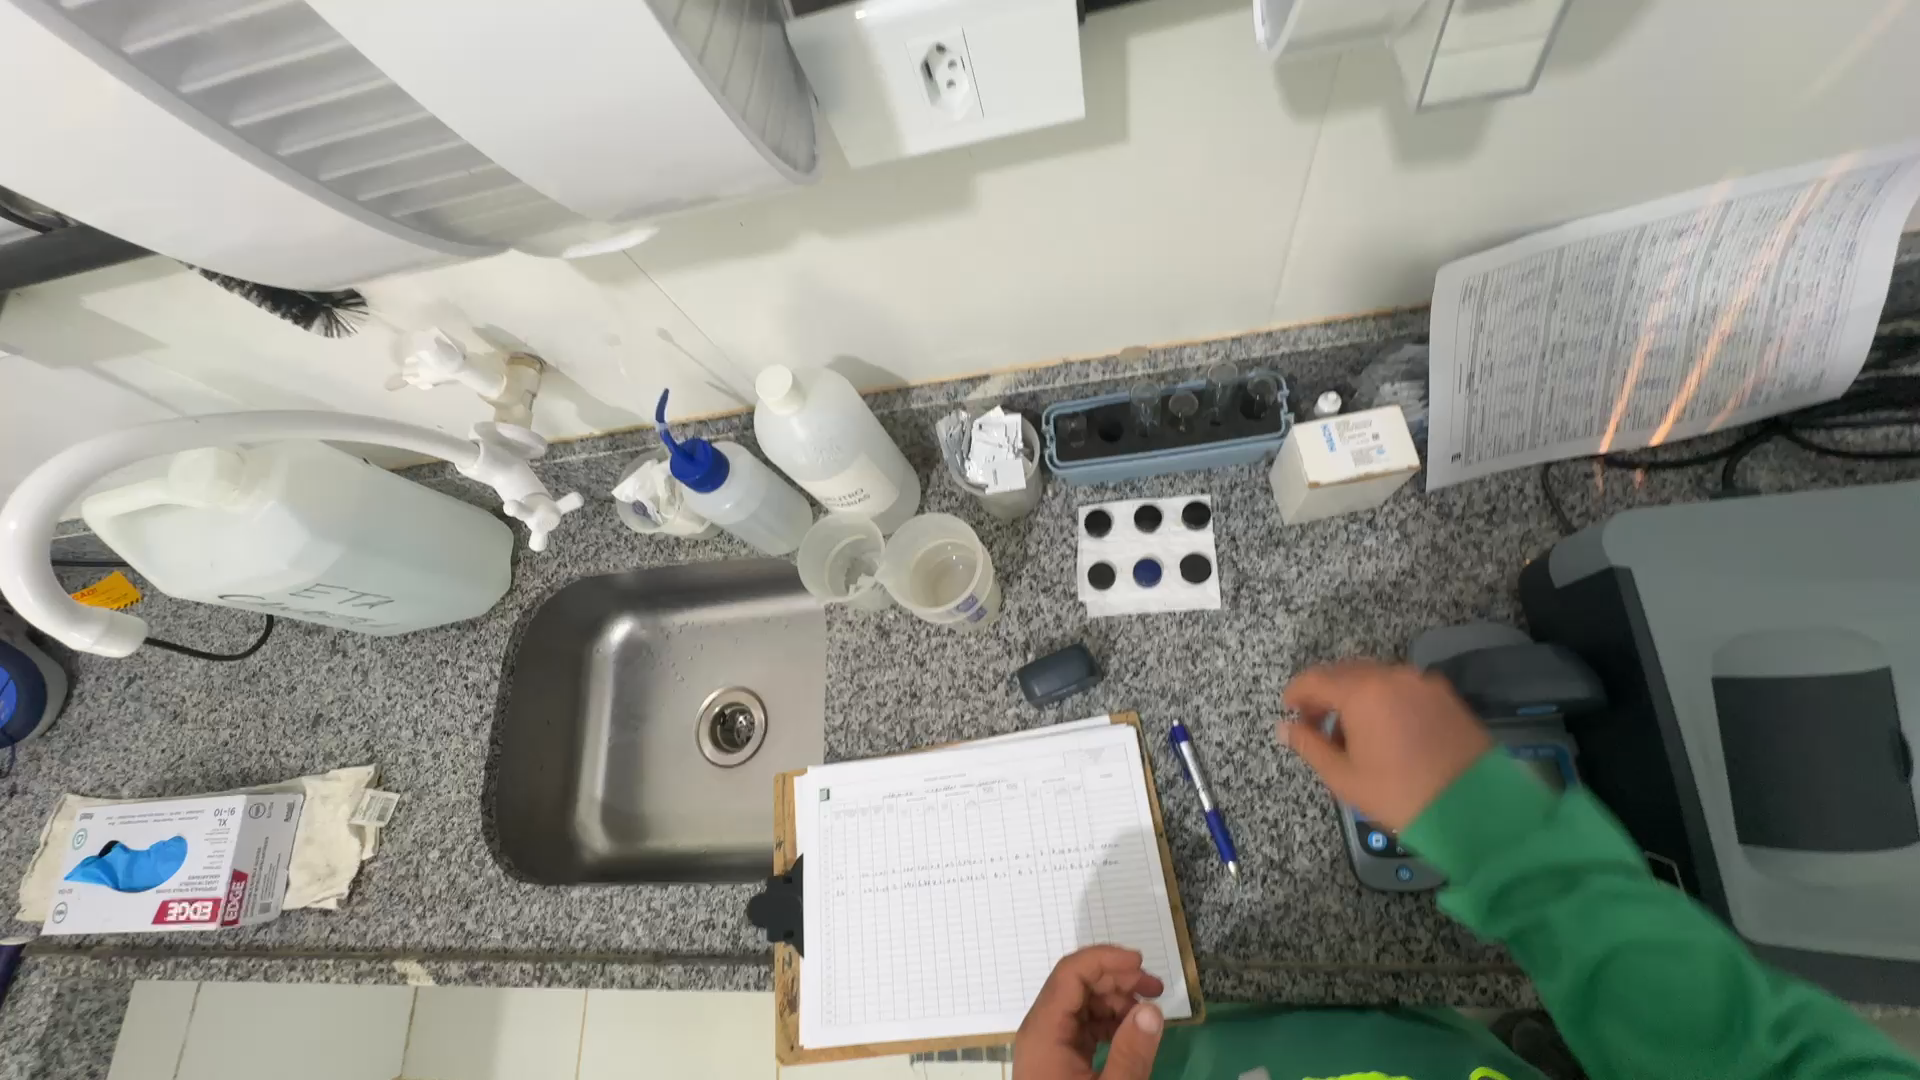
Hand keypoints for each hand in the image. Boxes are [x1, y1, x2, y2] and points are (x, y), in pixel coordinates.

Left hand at [1012, 946, 1164, 1079]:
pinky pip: (1084, 1026)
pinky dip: (1110, 1022)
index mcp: (1044, 1030)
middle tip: (1156, 988)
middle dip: (1116, 978)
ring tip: (1151, 1011)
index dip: (1104, 959)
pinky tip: (1134, 1031)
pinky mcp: (1059, 1061)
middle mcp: (1042, 1030)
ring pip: (1082, 1004)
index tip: (1141, 963)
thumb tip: (1152, 1010)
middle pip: (1076, 984)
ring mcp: (1049, 1046)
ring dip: (1116, 1000)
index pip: (1070, 973)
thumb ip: (1131, 1053)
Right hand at [1281, 661, 1494, 830]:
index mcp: (1362, 691)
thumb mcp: (1344, 777)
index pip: (1314, 679)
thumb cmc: (1402, 795)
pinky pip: (1403, 688)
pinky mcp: (1447, 697)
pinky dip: (1385, 700)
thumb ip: (1308, 745)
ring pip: (1375, 679)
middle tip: (1317, 723)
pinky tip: (1385, 730)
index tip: (1289, 711)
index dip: (1296, 694)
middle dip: (1325, 694)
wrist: (1482, 813)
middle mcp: (1392, 676)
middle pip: (1345, 673)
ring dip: (1356, 697)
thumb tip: (1285, 727)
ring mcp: (1423, 684)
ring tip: (1353, 732)